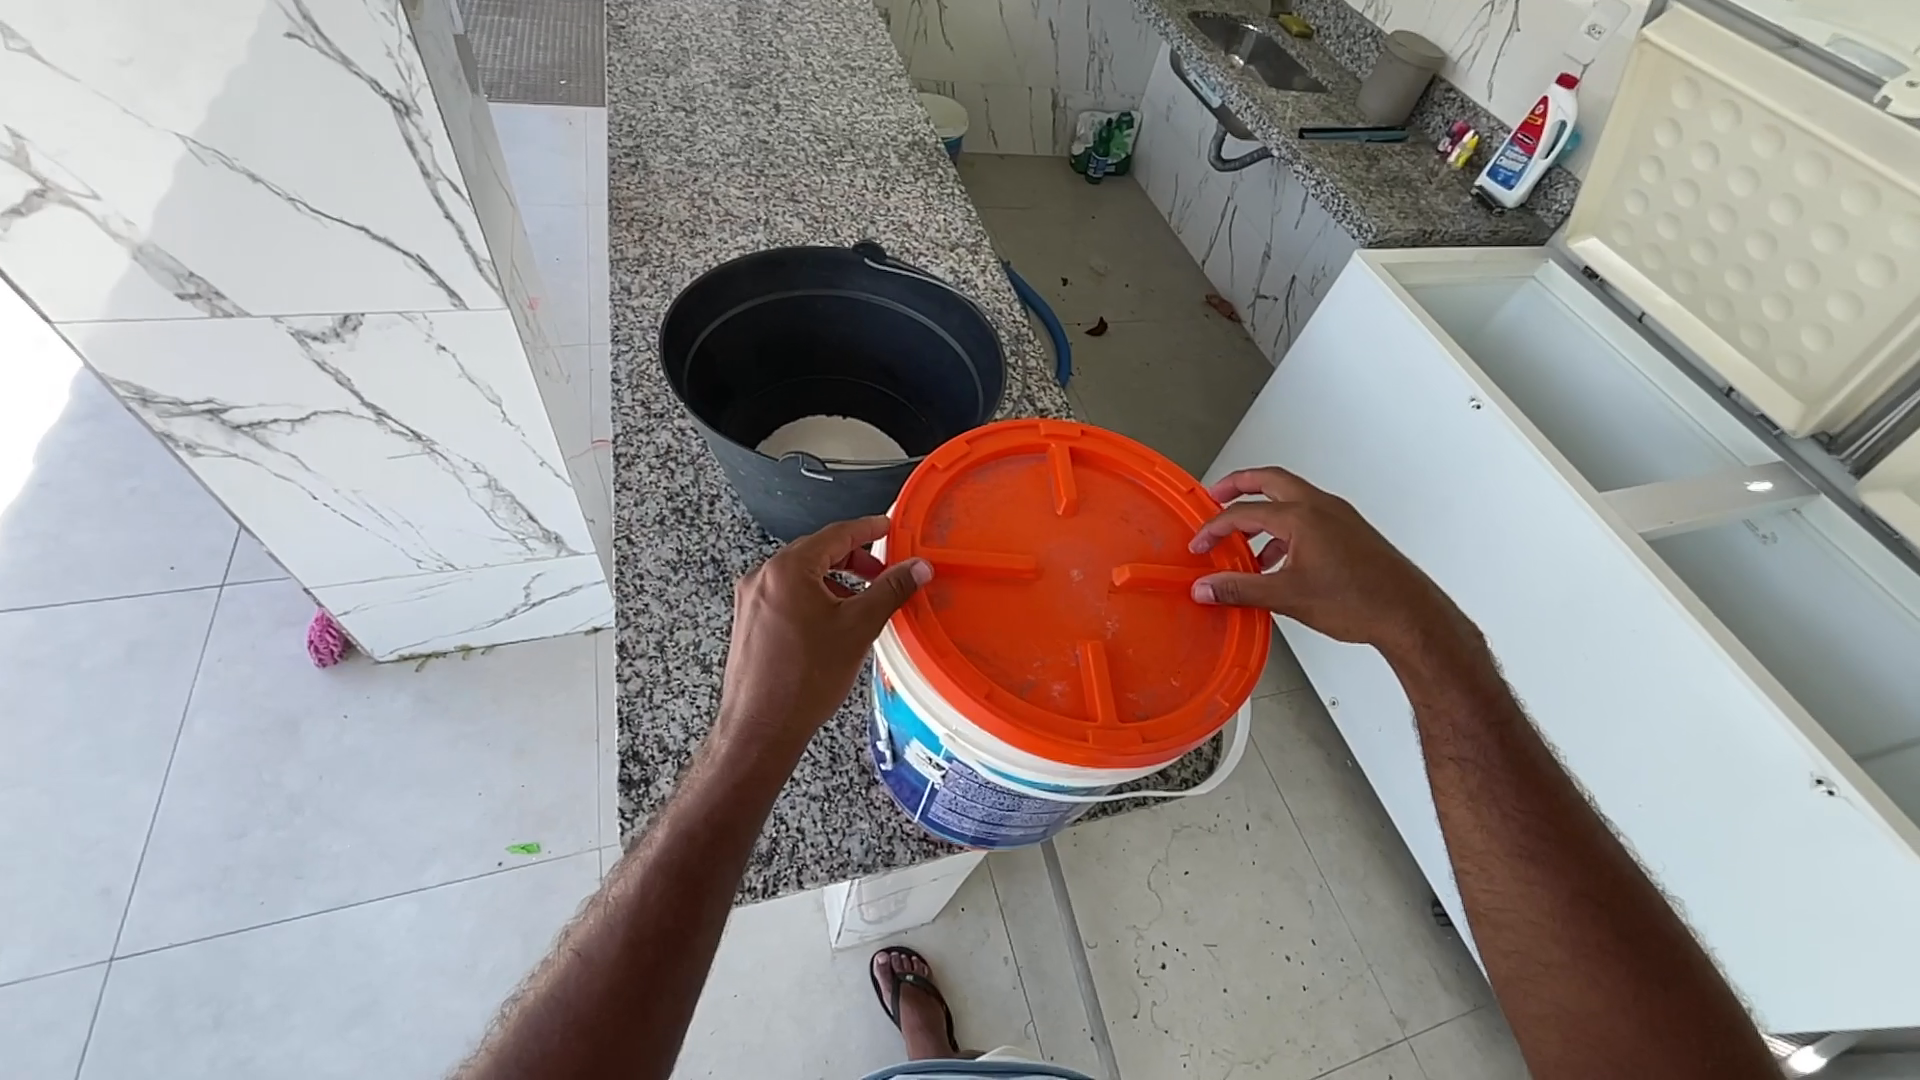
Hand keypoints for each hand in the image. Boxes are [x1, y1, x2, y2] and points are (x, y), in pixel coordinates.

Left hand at [719, 516, 932, 751]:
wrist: (762, 726)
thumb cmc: (804, 680)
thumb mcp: (859, 627)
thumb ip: (891, 590)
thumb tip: (916, 568)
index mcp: (788, 569)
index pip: (836, 534)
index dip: (867, 529)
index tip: (886, 527)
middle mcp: (763, 577)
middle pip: (817, 551)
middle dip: (853, 559)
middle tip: (882, 571)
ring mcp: (752, 599)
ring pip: (801, 574)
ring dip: (834, 579)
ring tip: (861, 599)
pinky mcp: (749, 621)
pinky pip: (786, 594)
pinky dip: (814, 596)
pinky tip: (832, 619)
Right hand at [1187, 467, 1470, 657]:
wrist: (1409, 615)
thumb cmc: (1361, 601)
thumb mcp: (1286, 597)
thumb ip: (1239, 590)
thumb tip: (1207, 587)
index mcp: (1302, 516)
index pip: (1243, 512)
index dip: (1214, 528)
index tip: (1200, 544)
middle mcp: (1322, 508)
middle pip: (1269, 481)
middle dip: (1238, 486)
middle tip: (1216, 495)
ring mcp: (1339, 518)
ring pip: (1290, 500)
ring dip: (1263, 513)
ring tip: (1244, 541)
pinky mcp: (1350, 533)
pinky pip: (1307, 518)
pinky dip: (1284, 530)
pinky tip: (1277, 562)